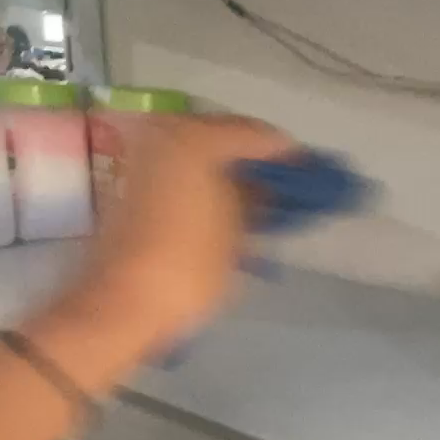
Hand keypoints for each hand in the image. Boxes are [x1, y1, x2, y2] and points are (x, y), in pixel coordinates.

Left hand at [25, 115, 292, 395]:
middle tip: (290, 189)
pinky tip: (235, 212)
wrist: (124, 305)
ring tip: (267, 205)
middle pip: (226, 140)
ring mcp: (145, 160)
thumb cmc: (188, 266)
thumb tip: (268, 187)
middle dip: (259, 164)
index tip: (315, 174)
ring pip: (204, 158)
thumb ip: (258, 198)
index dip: (289, 156)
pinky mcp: (134, 187)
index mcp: (193, 137)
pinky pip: (186, 176)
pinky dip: (211, 188)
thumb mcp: (237, 232)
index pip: (257, 134)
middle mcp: (164, 136)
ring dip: (235, 177)